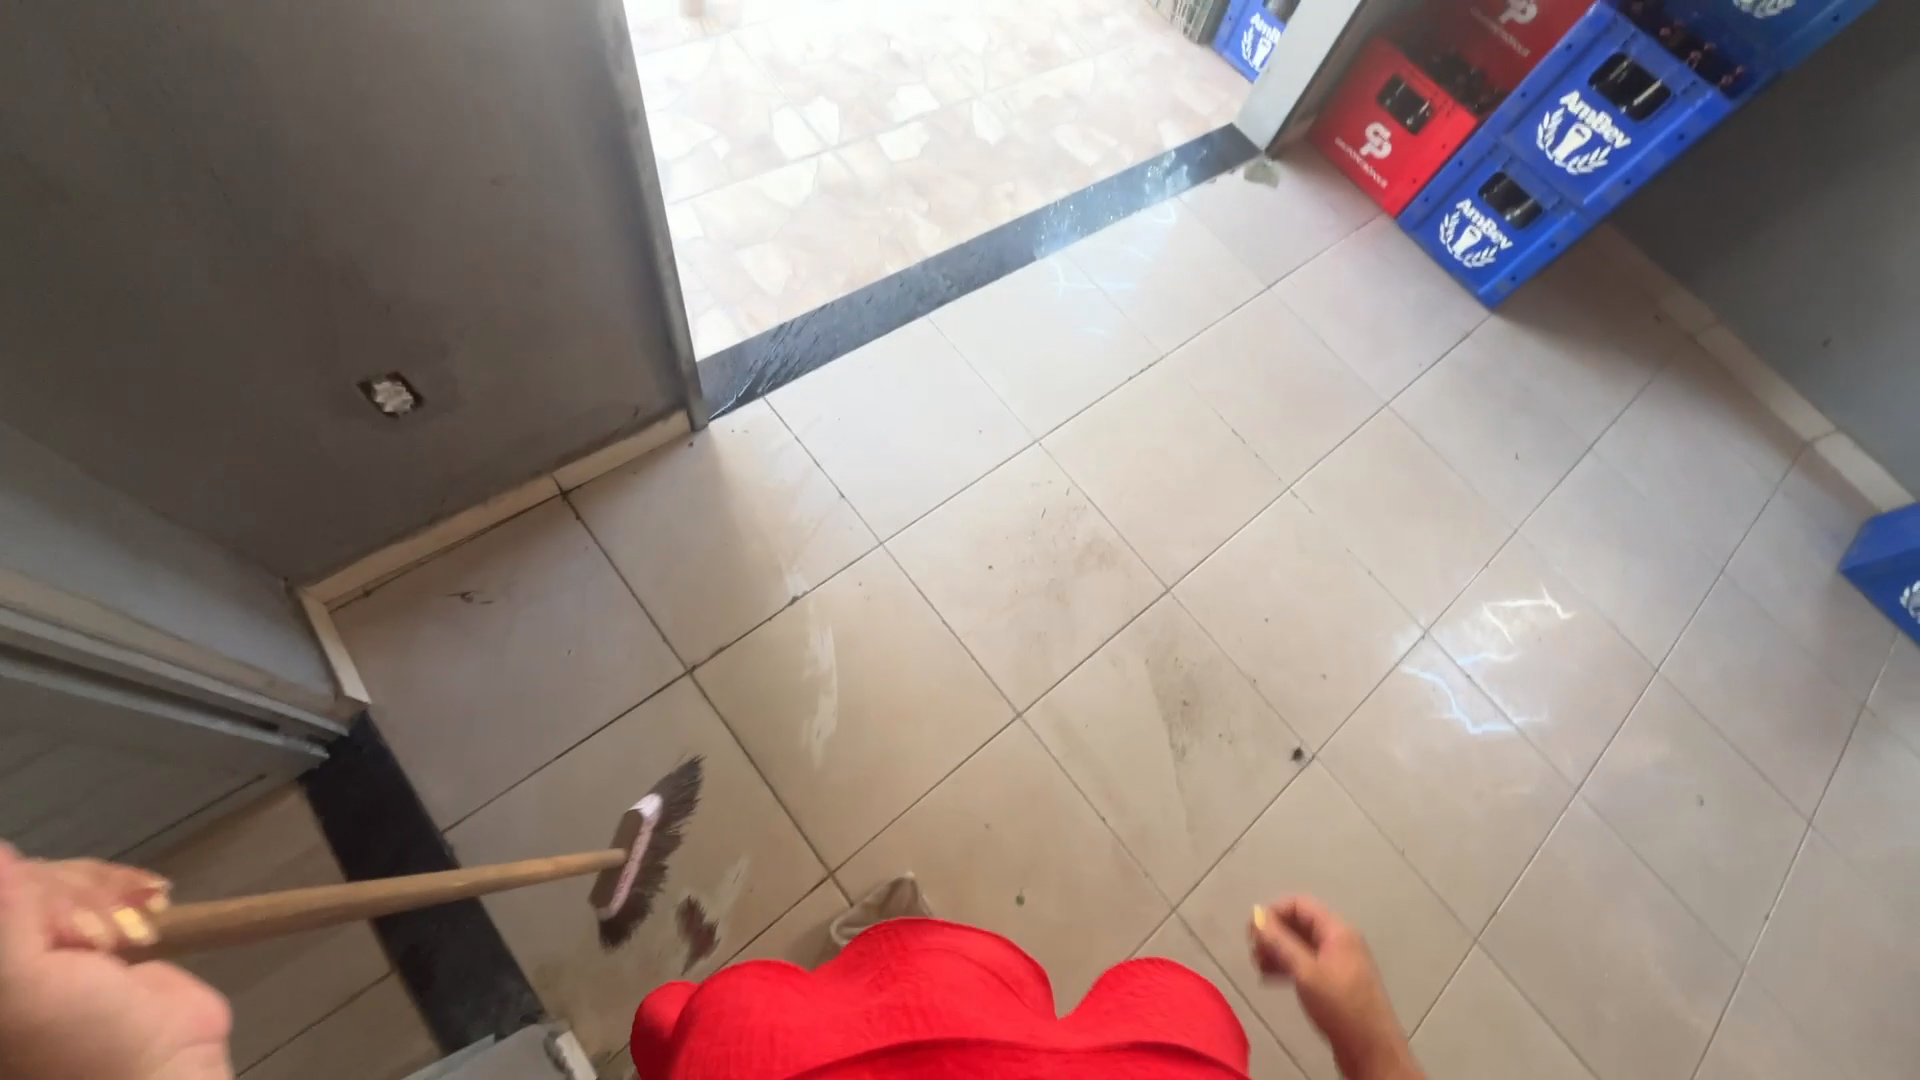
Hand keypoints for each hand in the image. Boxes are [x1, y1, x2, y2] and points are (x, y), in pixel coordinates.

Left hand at [0, 844, 232, 1079]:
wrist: (157, 1064)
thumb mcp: (19, 984)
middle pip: (21, 881)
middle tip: (102, 932)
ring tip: (139, 917)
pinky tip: (154, 899)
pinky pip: (99, 888)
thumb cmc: (74, 1038)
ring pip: (61, 880)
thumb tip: (0, 850)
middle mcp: (4, 952)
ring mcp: (39, 947)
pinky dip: (129, 885)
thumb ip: (5, 917)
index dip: (26, 887)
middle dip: (74, 891)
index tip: (67, 919)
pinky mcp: (89, 939)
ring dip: (108, 888)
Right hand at [1249, 895, 1421, 1079]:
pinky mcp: (1334, 984)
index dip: (1273, 912)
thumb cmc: (1341, 1008)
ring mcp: (1338, 963)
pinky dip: (1286, 966)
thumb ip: (1279, 941)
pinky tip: (1269, 979)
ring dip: (1276, 951)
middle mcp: (1339, 941)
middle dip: (1272, 934)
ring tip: (1257, 966)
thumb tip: (1256, 914)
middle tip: (1253, 951)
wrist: (1373, 1055)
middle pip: (1298, 924)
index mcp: (1337, 931)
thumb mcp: (1305, 972)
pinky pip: (1305, 963)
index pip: (1299, 905)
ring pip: (1299, 945)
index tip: (1253, 932)